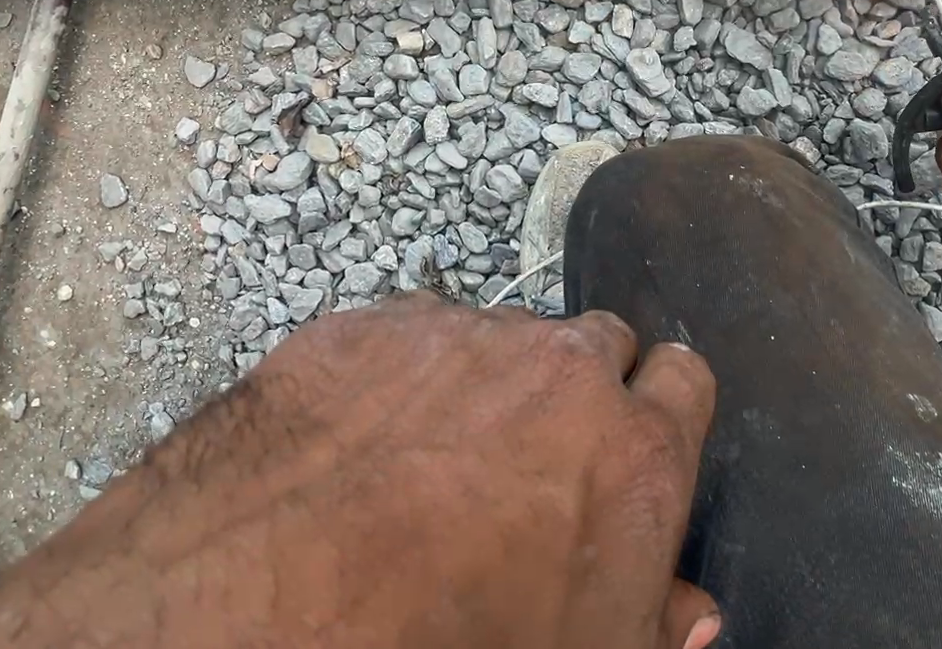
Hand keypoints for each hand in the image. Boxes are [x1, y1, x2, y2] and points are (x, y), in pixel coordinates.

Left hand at [0, 294, 721, 648]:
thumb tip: (695, 607)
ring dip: (488, 381)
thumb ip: (654, 627)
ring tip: (424, 456)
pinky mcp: (371, 322)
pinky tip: (354, 439)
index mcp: (632, 447)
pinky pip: (412, 333)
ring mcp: (462, 334)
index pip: (685, 379)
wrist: (247, 630)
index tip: (632, 441)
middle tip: (527, 458)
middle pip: (601, 343)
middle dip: (579, 389)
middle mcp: (561, 367)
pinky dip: (402, 372)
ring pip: (504, 337)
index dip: (662, 409)